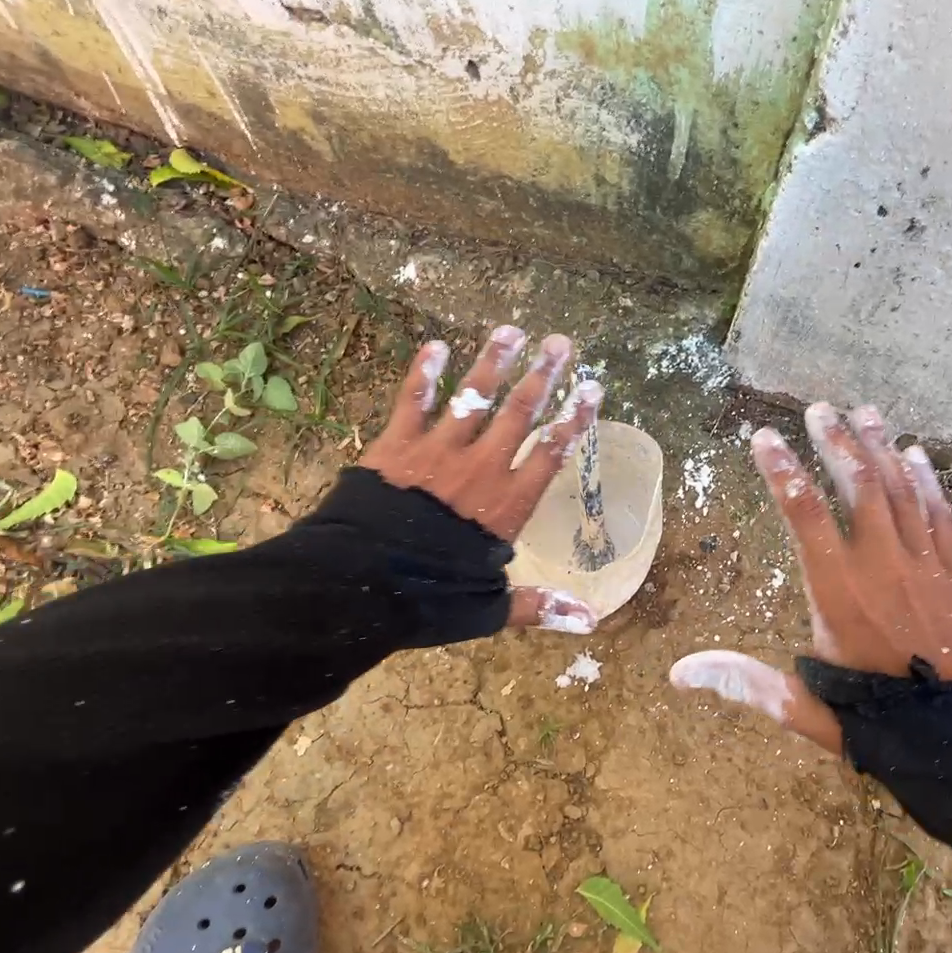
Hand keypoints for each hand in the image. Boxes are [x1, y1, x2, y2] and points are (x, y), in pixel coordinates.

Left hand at [360, 325, 603, 632]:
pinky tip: (437, 346)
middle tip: (561, 342)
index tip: (593, 386)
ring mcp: (438, 452)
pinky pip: (414, 402)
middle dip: (543, 377)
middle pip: (521, 414)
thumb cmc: (428, 599)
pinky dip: (425, 374)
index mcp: (507, 504)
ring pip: (475, 398)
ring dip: (495, 363)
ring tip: (512, 330)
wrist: (358, 585)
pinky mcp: (397, 445)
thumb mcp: (488, 606)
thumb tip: (590, 622)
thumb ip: (537, 604)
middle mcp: (480, 469)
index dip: (575, 418)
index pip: (552, 451)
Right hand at [669, 403, 951, 753]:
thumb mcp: (807, 710)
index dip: (782, 472)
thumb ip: (748, 684)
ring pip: (901, 492)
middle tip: (819, 408)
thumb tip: (679, 674)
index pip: (804, 516)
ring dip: (880, 448)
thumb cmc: (878, 724)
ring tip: (865, 411)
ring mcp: (924, 566)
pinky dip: (928, 482)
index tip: (764, 438)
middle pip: (858, 487)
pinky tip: (916, 455)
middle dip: (836, 443)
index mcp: (839, 594)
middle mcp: (882, 567)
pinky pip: (940, 516)